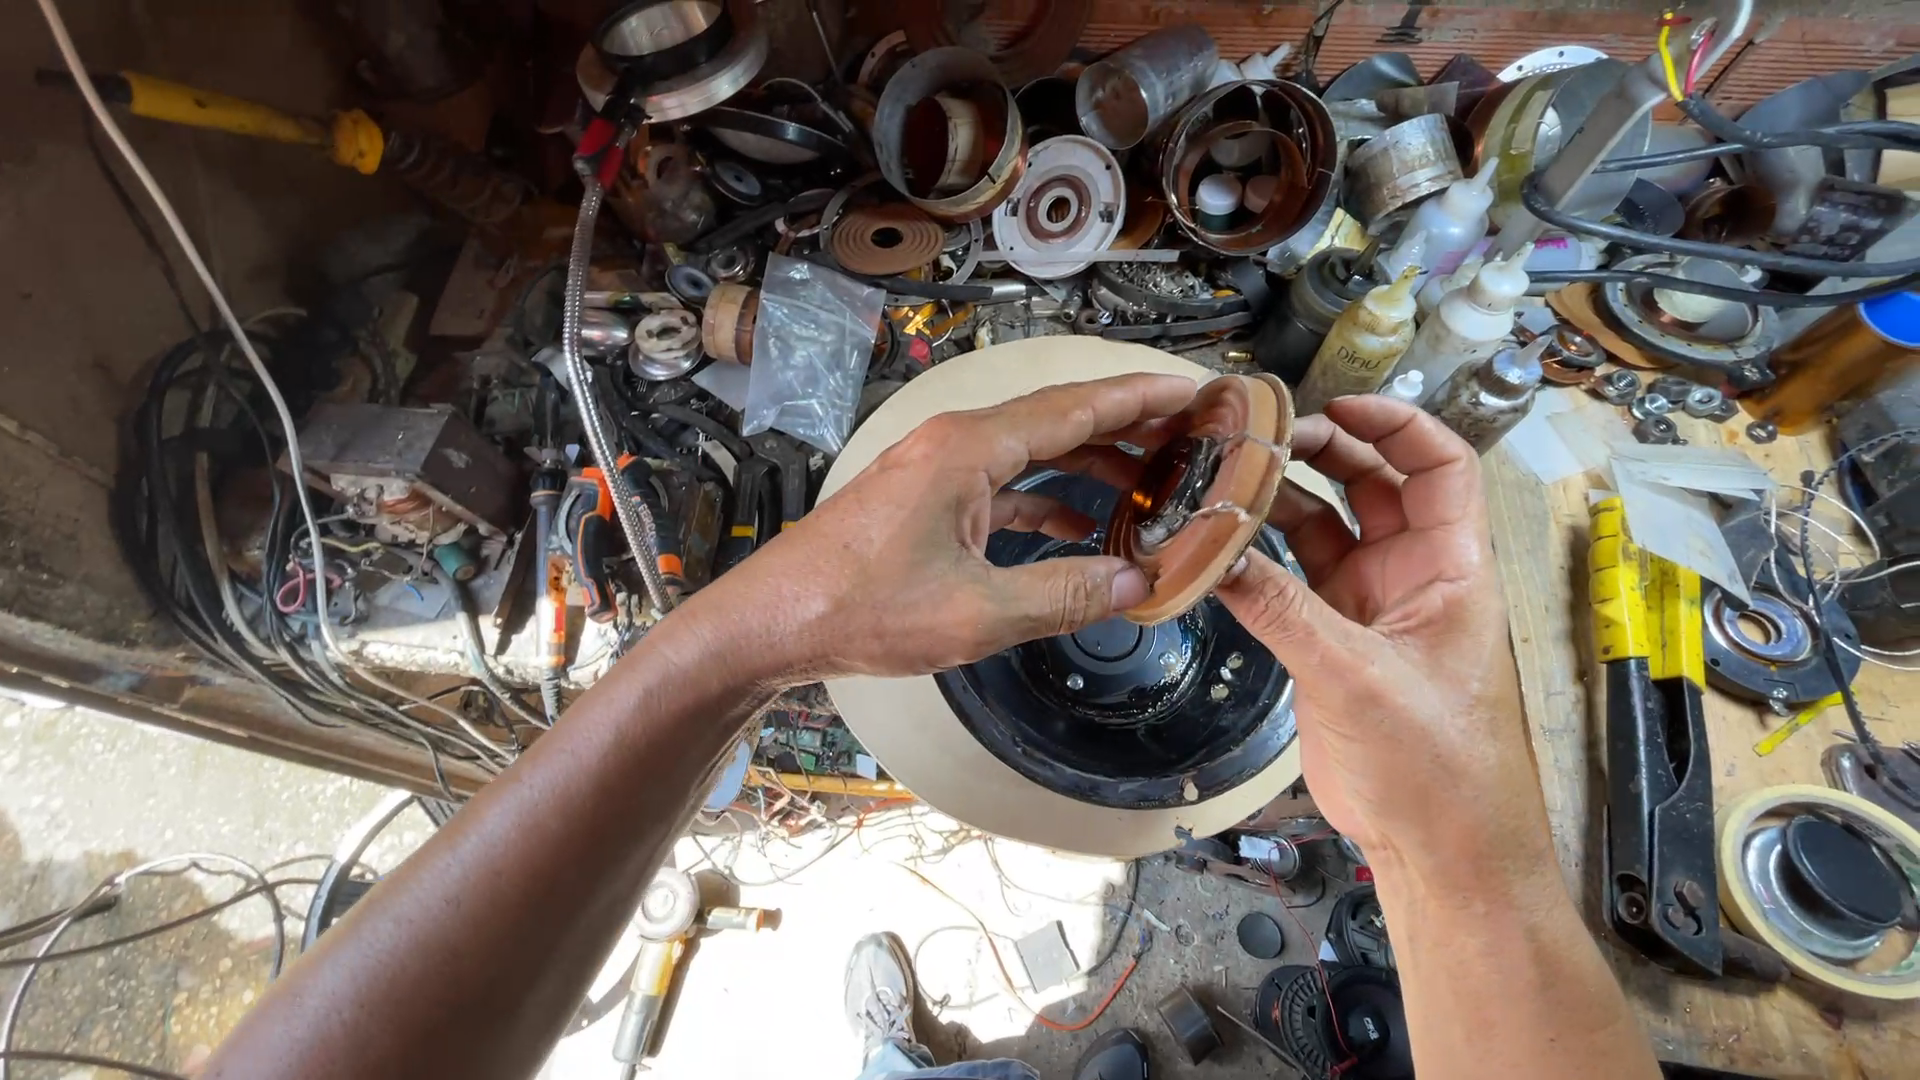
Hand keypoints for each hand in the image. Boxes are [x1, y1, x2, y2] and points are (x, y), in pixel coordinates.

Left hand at [701, 374, 1199, 680]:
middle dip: (1125, 432)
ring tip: (1149, 489)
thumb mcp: (976, 613)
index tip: (1192, 392)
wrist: (774, 620)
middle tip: (1187, 443)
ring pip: (1031, 456)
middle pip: (1057, 422)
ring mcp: (936, 469)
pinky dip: (1045, 502)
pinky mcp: (926, 499)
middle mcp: (954, 442)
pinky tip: (1079, 528)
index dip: (1139, 398)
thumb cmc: (864, 611)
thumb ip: (1063, 594)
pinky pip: (1002, 488)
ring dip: (1088, 470)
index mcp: (969, 448)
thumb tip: (1136, 582)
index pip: (1074, 407)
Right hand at [1214, 396, 1552, 883]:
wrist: (1432, 844)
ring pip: (1327, 530)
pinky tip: (1224, 546)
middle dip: (1326, 455)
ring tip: (1233, 483)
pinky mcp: (1330, 638)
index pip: (1441, 469)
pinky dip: (1261, 559)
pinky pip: (1294, 579)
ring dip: (1286, 504)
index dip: (1397, 426)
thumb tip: (1214, 555)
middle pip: (1374, 487)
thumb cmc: (1434, 764)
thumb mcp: (1355, 677)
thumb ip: (1282, 611)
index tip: (1335, 407)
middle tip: (1263, 442)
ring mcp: (1367, 607)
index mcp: (1450, 571)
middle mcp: (1410, 577)